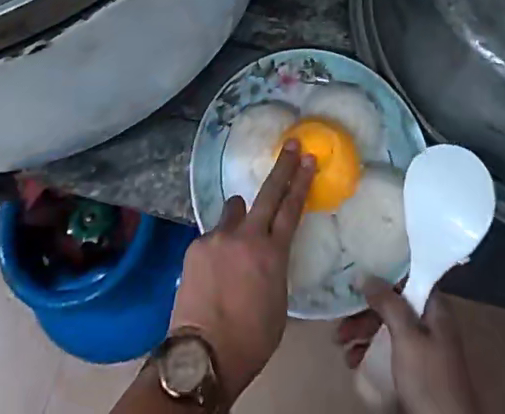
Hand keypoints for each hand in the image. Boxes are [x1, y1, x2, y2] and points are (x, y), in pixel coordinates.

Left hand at [169, 140, 315, 398]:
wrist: (203, 356)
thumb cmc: (251, 339)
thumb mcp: (278, 301)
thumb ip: (275, 267)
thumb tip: (268, 256)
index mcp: (273, 253)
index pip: (292, 208)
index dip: (302, 181)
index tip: (309, 159)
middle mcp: (246, 236)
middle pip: (269, 193)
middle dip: (283, 168)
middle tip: (292, 146)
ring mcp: (218, 239)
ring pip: (233, 211)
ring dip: (240, 216)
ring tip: (237, 238)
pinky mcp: (195, 247)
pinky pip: (212, 237)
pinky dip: (217, 246)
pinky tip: (213, 271)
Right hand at [336, 278, 480, 413]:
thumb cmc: (427, 376)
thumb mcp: (406, 336)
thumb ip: (388, 303)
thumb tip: (365, 274)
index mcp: (434, 307)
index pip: (407, 279)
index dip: (382, 277)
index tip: (357, 279)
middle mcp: (428, 322)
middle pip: (392, 306)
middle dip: (365, 312)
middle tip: (341, 323)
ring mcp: (421, 347)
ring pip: (387, 329)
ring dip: (362, 332)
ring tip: (340, 344)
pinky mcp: (412, 369)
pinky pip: (387, 351)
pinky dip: (369, 352)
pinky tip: (353, 362)